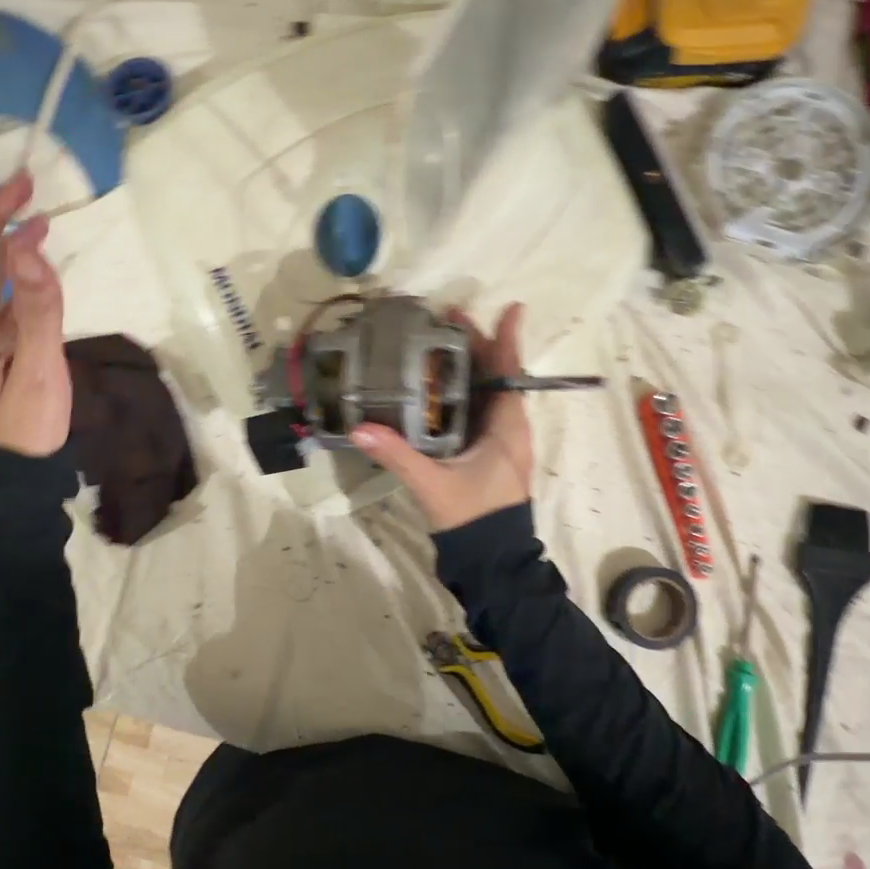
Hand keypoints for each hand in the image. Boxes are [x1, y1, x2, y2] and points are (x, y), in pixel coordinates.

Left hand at [0, 171, 70, 456]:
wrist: (10, 474)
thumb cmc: (26, 426)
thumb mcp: (39, 370)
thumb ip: (38, 311)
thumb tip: (29, 247)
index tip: (25, 184)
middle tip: (31, 190)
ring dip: (3, 243)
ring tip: (39, 222)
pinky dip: (10, 273)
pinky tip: (33, 271)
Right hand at [351, 304, 532, 530]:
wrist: (492, 561)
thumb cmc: (473, 517)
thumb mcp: (432, 485)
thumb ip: (397, 456)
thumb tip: (359, 429)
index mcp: (506, 428)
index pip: (509, 373)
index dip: (507, 340)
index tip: (510, 307)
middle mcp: (509, 430)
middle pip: (497, 378)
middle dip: (479, 348)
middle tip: (451, 320)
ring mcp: (500, 445)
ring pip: (488, 396)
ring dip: (471, 370)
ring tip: (442, 346)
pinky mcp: (487, 458)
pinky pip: (479, 415)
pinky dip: (464, 395)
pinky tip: (438, 393)